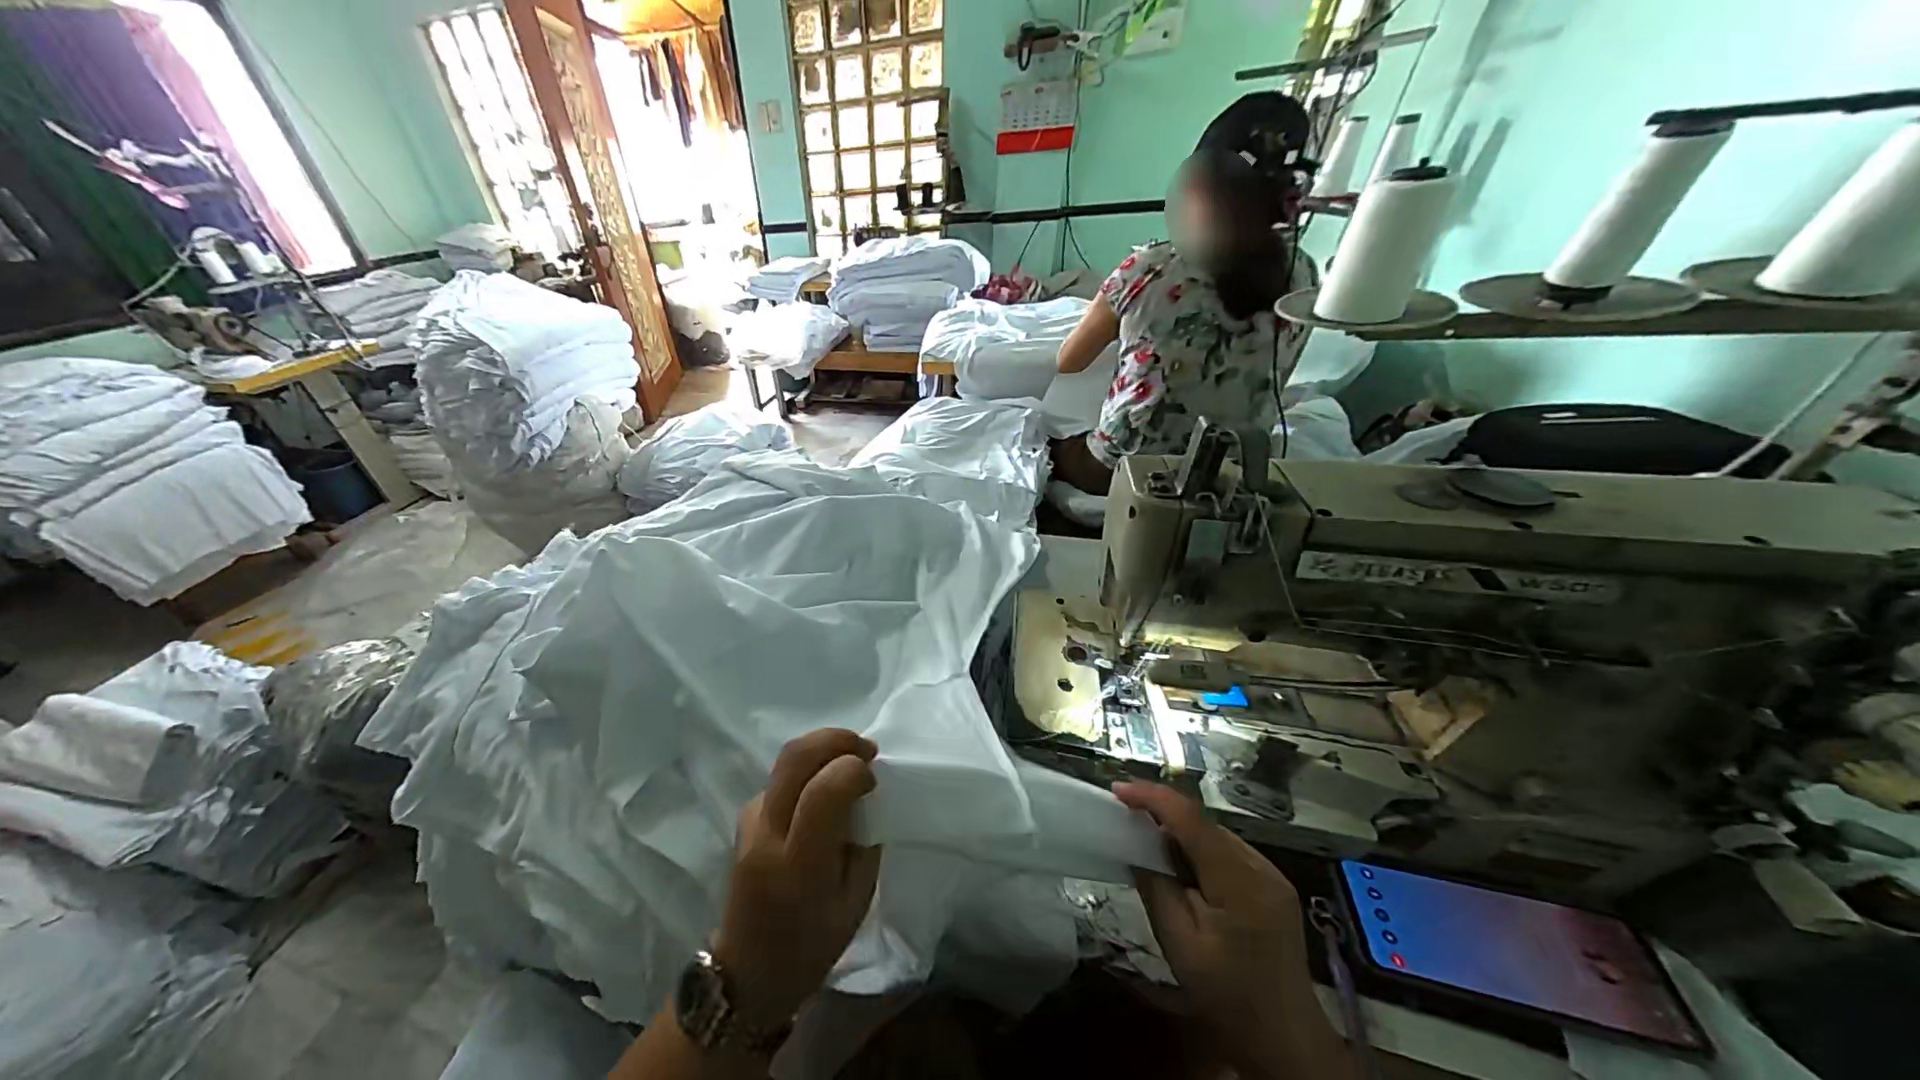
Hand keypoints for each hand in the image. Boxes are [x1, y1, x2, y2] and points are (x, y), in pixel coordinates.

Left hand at [713, 729, 882, 1027]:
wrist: (747, 970)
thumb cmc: (811, 944)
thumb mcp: (856, 901)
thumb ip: (865, 843)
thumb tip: (868, 796)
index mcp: (799, 865)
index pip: (824, 791)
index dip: (854, 770)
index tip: (874, 779)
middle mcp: (767, 834)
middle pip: (795, 758)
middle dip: (836, 739)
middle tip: (866, 749)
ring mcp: (750, 822)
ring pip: (785, 761)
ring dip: (823, 750)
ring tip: (850, 764)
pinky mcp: (745, 817)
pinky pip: (781, 778)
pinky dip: (809, 770)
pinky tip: (825, 789)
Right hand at [1114, 781, 1353, 1078]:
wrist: (1285, 1039)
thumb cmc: (1227, 997)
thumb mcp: (1179, 944)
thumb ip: (1157, 887)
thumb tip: (1137, 845)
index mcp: (1239, 881)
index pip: (1192, 819)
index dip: (1153, 797)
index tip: (1117, 790)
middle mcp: (1261, 867)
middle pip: (1205, 824)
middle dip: (1164, 815)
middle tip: (1125, 820)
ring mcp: (1273, 876)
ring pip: (1217, 836)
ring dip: (1182, 834)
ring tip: (1149, 846)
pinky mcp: (1275, 887)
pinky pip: (1230, 853)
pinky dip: (1202, 851)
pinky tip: (1184, 870)